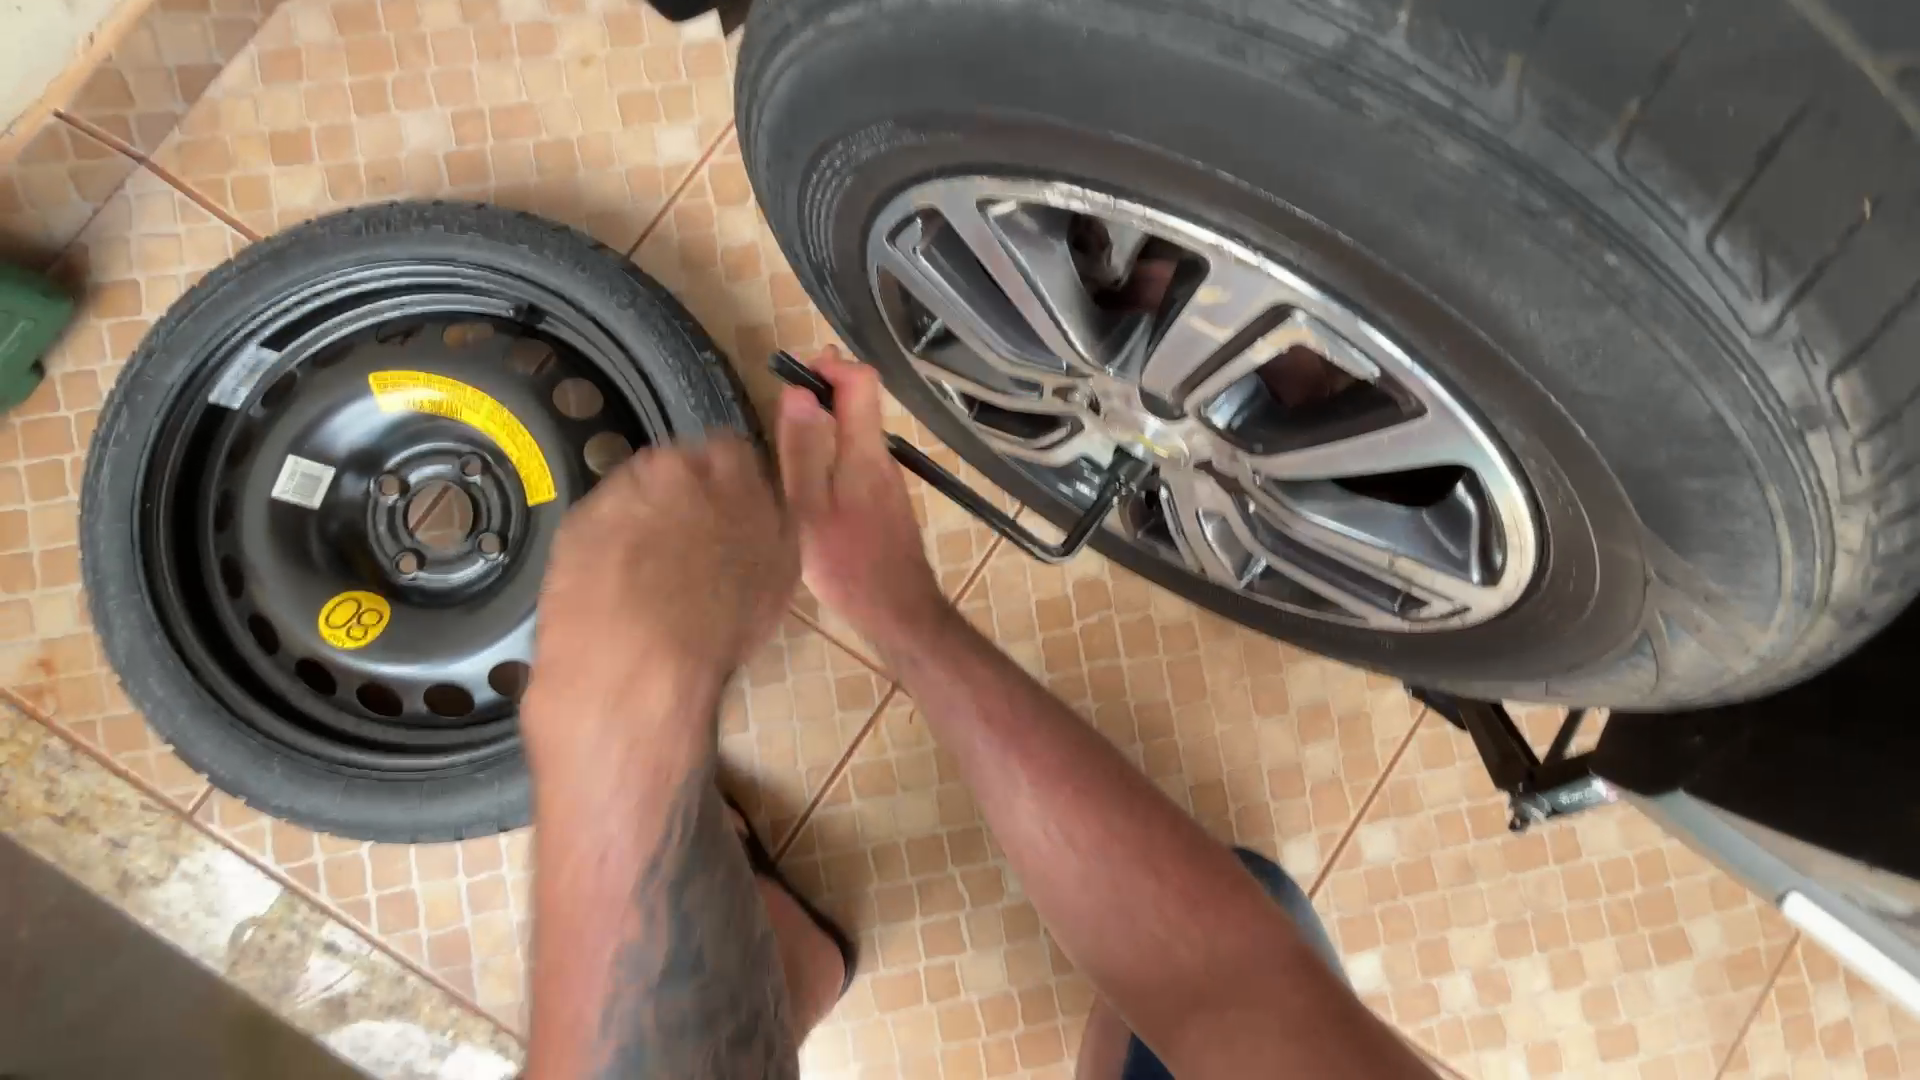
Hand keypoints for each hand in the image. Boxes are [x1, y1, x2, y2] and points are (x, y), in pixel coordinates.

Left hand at [524, 436, 797, 760]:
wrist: (637, 666)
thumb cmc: (723, 625)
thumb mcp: (780, 573)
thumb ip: (776, 520)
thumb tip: (767, 500)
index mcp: (732, 473)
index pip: (732, 449)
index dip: (729, 481)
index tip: (728, 509)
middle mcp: (673, 467)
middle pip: (680, 465)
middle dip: (684, 495)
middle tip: (689, 541)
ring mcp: (620, 490)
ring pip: (637, 490)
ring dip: (644, 514)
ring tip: (648, 567)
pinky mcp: (576, 519)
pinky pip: (601, 520)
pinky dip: (608, 540)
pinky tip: (615, 582)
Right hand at [777, 347, 950, 645]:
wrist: (899, 612)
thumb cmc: (848, 565)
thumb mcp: (809, 509)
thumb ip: (803, 450)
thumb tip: (798, 392)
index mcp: (865, 452)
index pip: (862, 380)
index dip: (830, 366)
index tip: (795, 375)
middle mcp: (883, 460)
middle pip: (860, 406)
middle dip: (822, 394)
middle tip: (780, 410)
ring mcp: (889, 484)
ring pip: (857, 438)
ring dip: (826, 427)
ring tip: (786, 447)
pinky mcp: (887, 506)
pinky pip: (858, 465)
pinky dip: (834, 458)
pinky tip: (809, 487)